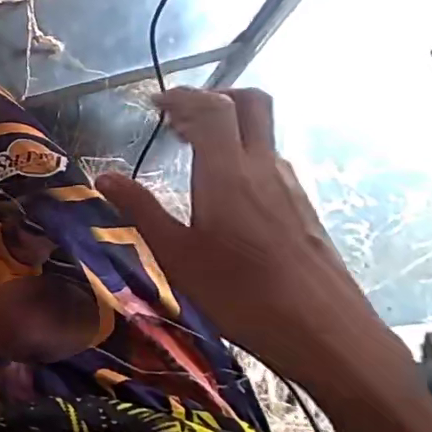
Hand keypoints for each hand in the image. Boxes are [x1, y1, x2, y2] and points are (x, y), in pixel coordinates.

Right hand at [97, 88, 400, 395]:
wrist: (326, 334)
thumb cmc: (241, 295)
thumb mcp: (177, 256)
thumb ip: (141, 211)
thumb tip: (104, 178)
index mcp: (229, 174)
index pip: (211, 109)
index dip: (183, 96)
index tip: (156, 103)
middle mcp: (264, 168)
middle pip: (251, 103)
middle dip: (216, 96)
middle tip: (181, 118)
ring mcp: (290, 187)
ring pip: (263, 134)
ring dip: (230, 129)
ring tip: (194, 154)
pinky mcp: (304, 209)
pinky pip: (271, 163)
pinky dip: (244, 157)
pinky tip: (226, 195)